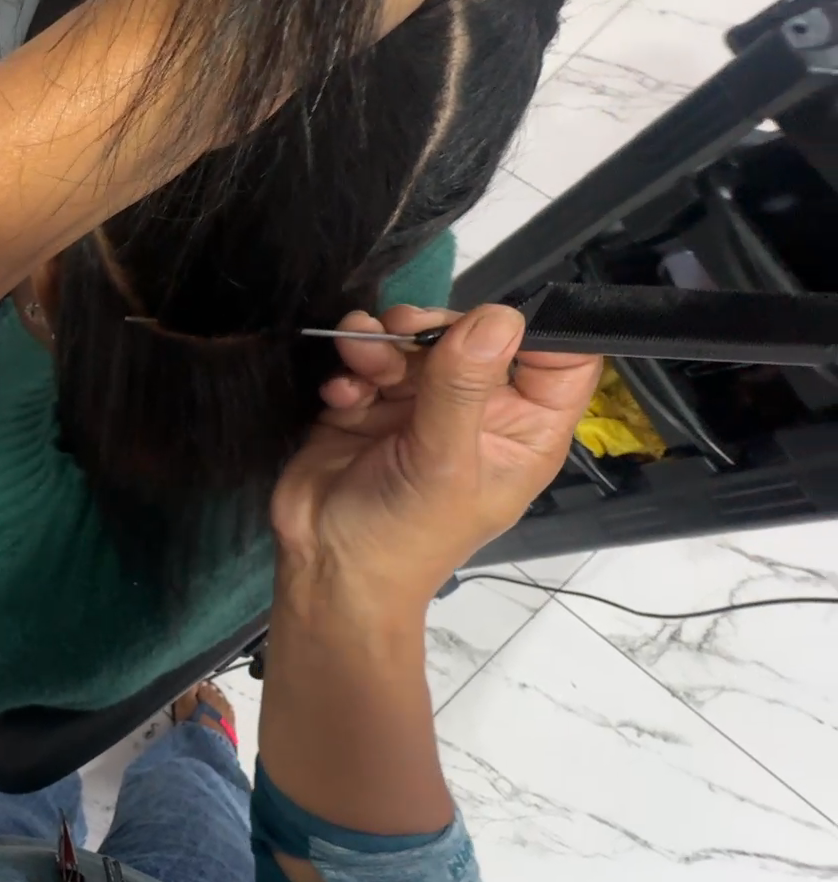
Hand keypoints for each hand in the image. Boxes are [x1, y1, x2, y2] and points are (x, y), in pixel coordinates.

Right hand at [271, 304, 602, 607]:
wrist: (325, 564)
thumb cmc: (404, 531)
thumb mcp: (442, 463)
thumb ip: (462, 390)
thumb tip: (495, 317)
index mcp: (518, 427)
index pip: (555, 358)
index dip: (528, 330)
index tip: (479, 322)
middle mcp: (469, 410)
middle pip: (466, 339)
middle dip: (429, 329)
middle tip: (397, 330)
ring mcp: (409, 408)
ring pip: (405, 346)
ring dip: (377, 343)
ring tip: (355, 356)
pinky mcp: (358, 409)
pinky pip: (358, 369)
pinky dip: (345, 371)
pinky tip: (337, 395)